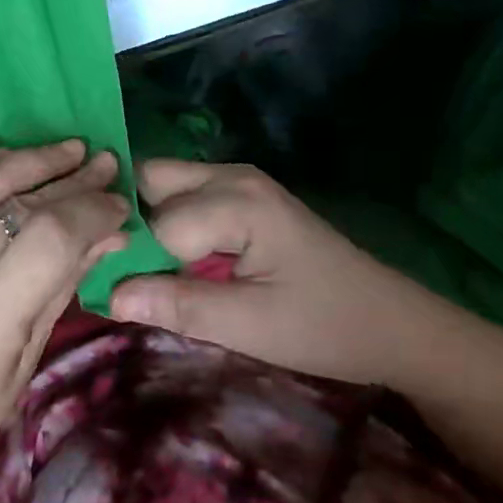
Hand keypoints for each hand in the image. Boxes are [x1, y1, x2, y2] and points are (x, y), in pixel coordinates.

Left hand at [0, 142, 128, 497]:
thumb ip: (68, 279)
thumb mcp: (32, 349)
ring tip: (69, 150)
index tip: (118, 203)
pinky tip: (10, 156)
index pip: (50, 238)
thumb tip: (113, 227)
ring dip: (30, 157)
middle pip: (20, 203)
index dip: (91, 211)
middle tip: (106, 164)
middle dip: (72, 180)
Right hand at [109, 159, 462, 387]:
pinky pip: (183, 193)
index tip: (128, 295)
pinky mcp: (240, 192)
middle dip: (132, 221)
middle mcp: (231, 176)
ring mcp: (237, 179)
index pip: (159, 224)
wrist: (394, 324)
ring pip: (162, 182)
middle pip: (150, 179)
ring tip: (150, 265)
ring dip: (148, 219)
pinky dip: (167, 219)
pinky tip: (174, 256)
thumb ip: (179, 306)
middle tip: (132, 269)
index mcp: (238, 202)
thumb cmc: (326, 327)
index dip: (139, 260)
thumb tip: (109, 295)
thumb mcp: (252, 327)